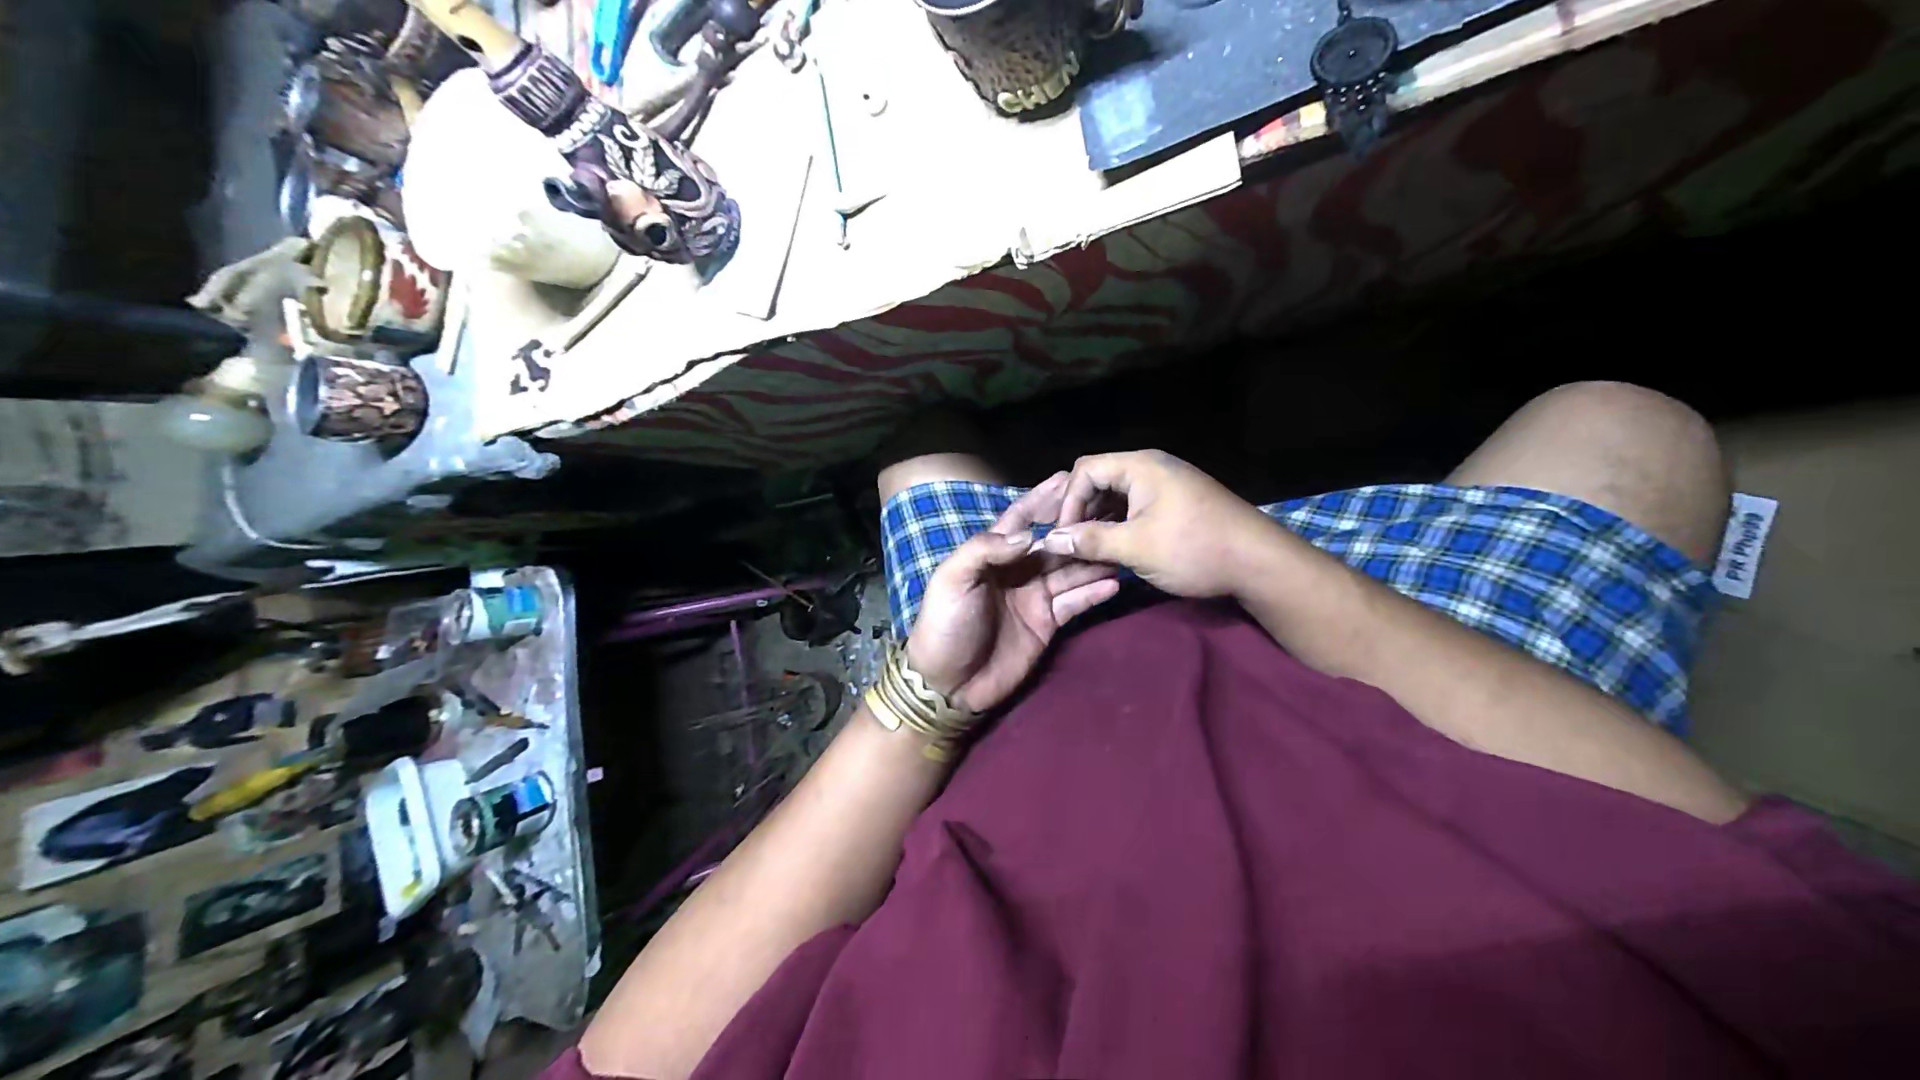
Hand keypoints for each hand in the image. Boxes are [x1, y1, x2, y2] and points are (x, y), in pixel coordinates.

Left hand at [905, 473, 1120, 713]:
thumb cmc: (945, 625)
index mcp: (991, 555)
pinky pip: (1075, 603)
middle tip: (1113, 507)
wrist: (948, 684)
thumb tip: (1029, 533)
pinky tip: (1116, 581)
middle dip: (1079, 526)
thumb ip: (985, 549)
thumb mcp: (952, 579)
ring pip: (1071, 571)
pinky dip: (1094, 593)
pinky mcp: (1047, 625)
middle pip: (1054, 544)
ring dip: (1094, 558)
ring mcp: (1034, 598)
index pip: (1021, 519)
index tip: (1069, 477)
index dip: (1043, 499)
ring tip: (1123, 542)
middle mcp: (1017, 571)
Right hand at [1040, 450, 1276, 598]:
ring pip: (1117, 495)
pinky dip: (1121, 524)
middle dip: (1082, 511)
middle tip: (1074, 545)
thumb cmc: (1194, 549)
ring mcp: (1167, 483)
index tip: (1065, 536)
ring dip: (1101, 521)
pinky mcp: (1177, 501)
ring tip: (1092, 551)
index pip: (1085, 470)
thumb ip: (1090, 541)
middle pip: (1100, 479)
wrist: (1260, 563)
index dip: (1068, 502)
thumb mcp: (1136, 548)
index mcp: (1141, 466)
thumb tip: (1050, 540)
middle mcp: (1152, 466)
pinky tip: (1118, 549)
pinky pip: (1136, 505)